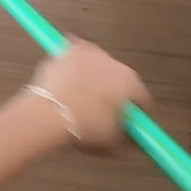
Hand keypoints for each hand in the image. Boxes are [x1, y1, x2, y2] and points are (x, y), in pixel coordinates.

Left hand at [28, 38, 151, 148]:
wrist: (49, 113)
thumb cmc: (84, 127)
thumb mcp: (112, 141)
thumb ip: (127, 135)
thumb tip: (129, 136)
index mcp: (130, 82)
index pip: (141, 97)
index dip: (137, 111)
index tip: (132, 120)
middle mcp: (113, 62)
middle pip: (119, 77)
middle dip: (115, 90)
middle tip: (106, 107)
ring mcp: (89, 52)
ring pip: (97, 64)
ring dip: (95, 75)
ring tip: (84, 92)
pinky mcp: (67, 50)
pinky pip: (76, 55)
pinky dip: (75, 65)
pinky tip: (70, 76)